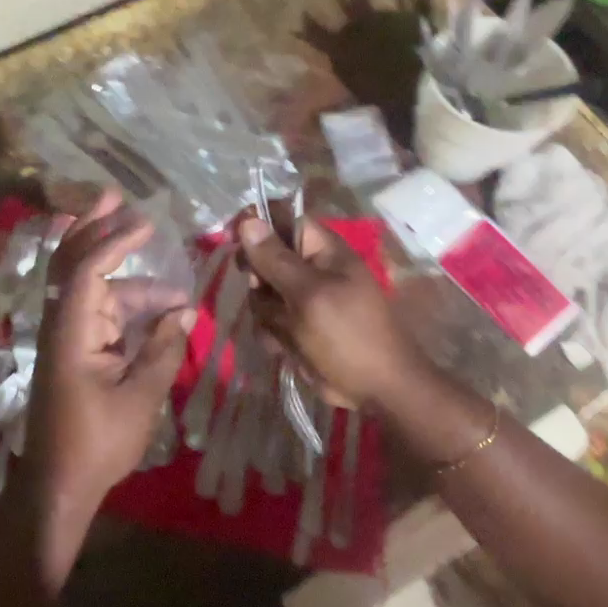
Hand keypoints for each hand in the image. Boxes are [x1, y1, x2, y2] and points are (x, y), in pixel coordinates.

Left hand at [23, 191, 192, 515]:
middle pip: (73, 262)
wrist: (59, 484)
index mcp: (70, 331)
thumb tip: (184, 309)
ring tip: (175, 286)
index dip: (113, 240)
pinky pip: (102, 311)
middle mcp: (63, 323)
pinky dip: (128, 302)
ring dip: (128, 276)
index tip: (146, 222)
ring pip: (94, 287)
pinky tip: (163, 309)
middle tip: (117, 198)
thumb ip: (163, 348)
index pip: (86, 269)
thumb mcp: (140, 397)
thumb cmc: (98, 443)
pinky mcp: (76, 350)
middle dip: (94, 227)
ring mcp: (68, 335)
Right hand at [238, 216, 431, 408]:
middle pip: (263, 257)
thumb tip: (248, 221)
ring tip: (287, 330)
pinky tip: (286, 348)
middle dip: (259, 278)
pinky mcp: (294, 326)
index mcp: (321, 249)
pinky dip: (272, 334)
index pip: (282, 218)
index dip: (256, 222)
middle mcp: (308, 268)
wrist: (375, 388)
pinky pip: (266, 320)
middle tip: (263, 290)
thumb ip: (276, 259)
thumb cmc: (349, 332)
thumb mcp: (309, 293)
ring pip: (260, 293)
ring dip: (267, 313)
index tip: (232, 236)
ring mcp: (300, 299)